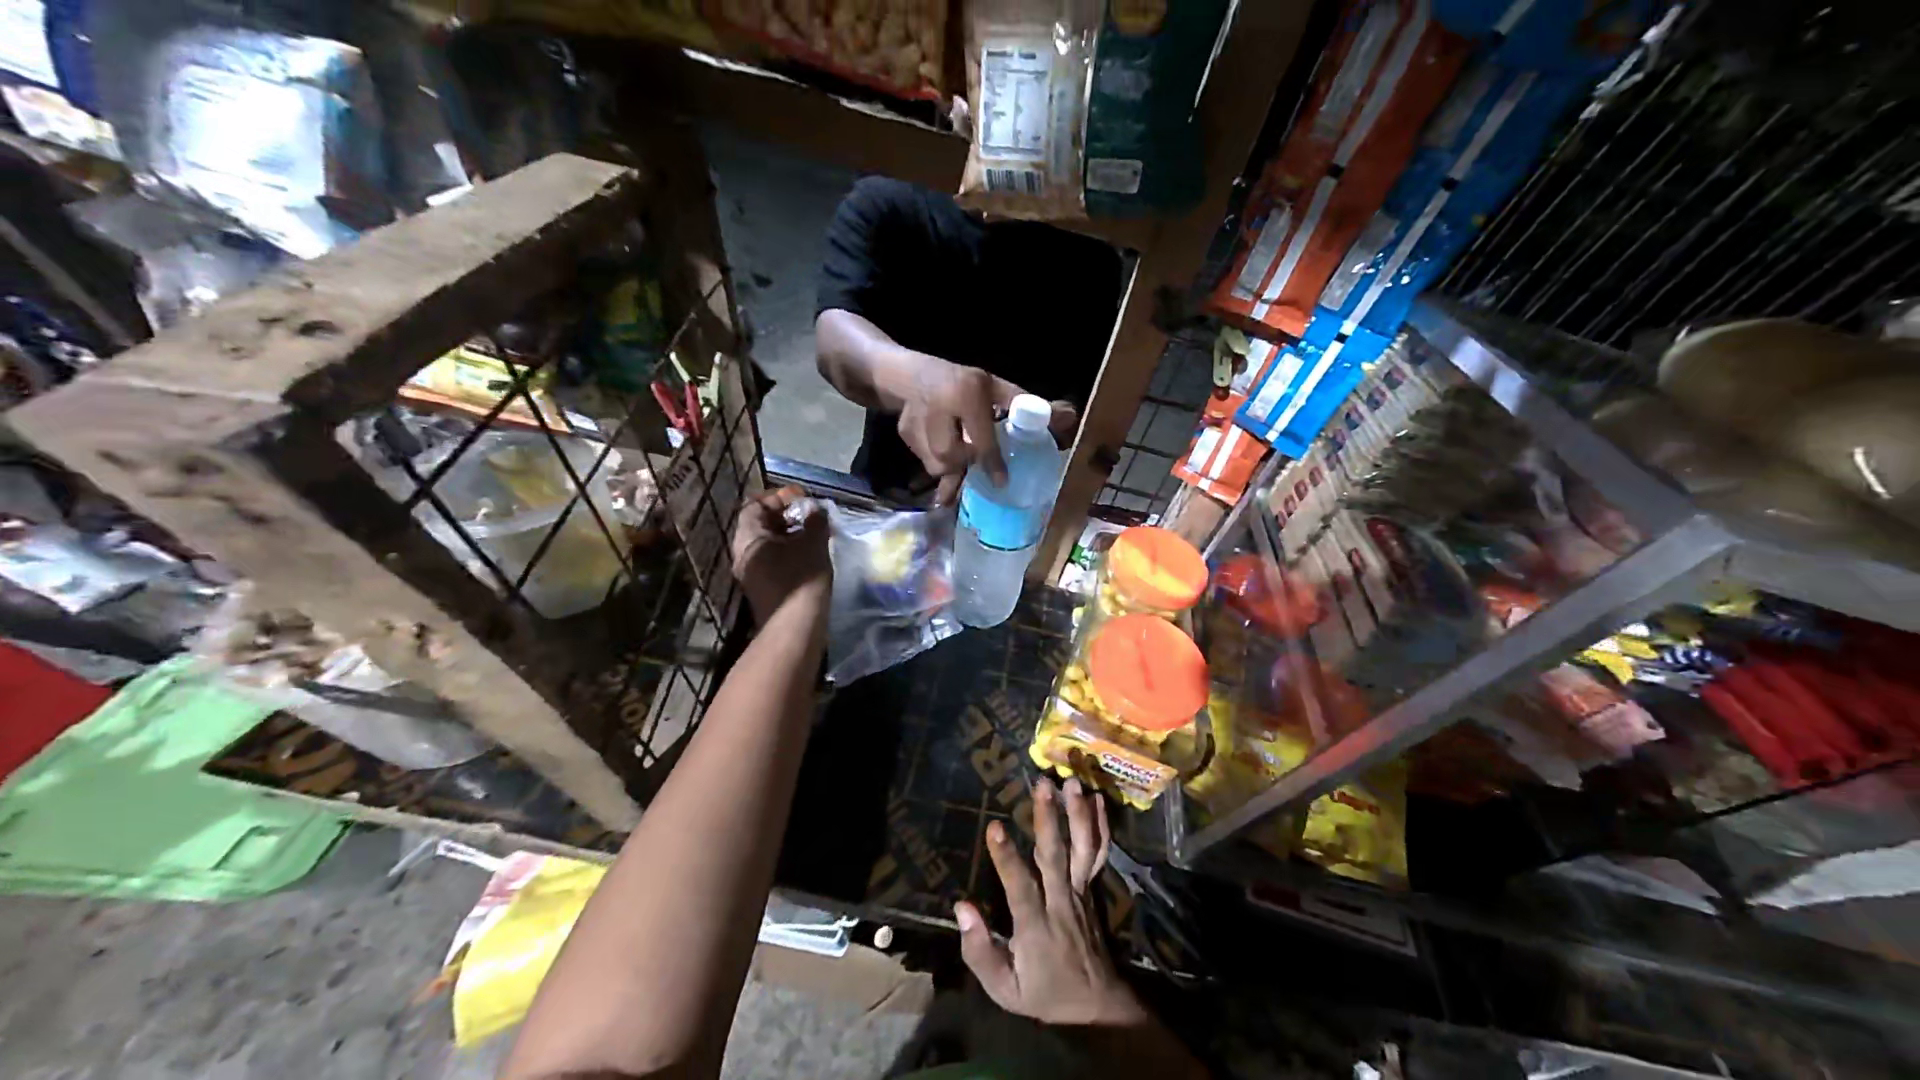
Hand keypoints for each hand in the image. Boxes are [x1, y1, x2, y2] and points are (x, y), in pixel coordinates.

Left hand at [730, 486, 829, 623]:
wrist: (794, 626)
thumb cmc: (800, 577)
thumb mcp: (812, 543)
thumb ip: (814, 520)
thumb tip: (815, 509)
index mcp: (748, 537)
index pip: (755, 505)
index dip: (779, 496)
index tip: (803, 498)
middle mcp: (743, 552)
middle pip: (761, 523)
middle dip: (787, 515)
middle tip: (812, 515)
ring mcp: (751, 571)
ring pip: (769, 543)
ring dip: (791, 534)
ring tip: (816, 533)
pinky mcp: (763, 586)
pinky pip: (773, 559)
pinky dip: (790, 550)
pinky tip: (811, 553)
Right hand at [896, 354, 1078, 505]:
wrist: (909, 376)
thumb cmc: (962, 383)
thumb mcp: (994, 387)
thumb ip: (1028, 405)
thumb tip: (1069, 417)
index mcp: (966, 393)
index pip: (981, 436)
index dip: (993, 462)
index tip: (1001, 483)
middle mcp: (939, 409)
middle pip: (954, 457)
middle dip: (966, 464)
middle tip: (973, 462)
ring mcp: (917, 423)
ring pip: (938, 465)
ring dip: (952, 469)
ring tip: (958, 460)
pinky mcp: (905, 435)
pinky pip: (925, 462)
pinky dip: (937, 465)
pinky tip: (940, 455)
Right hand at [955, 778, 1146, 1026]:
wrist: (1097, 1006)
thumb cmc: (1044, 993)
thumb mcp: (1005, 990)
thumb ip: (980, 952)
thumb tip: (961, 908)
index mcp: (1036, 926)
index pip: (1020, 887)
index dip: (1007, 857)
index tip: (995, 826)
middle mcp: (1061, 902)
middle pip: (1055, 857)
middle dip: (1049, 820)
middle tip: (1042, 786)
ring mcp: (1081, 892)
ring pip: (1081, 850)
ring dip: (1078, 815)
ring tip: (1072, 783)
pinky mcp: (1091, 888)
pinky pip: (1098, 855)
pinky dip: (1100, 827)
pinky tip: (1096, 800)